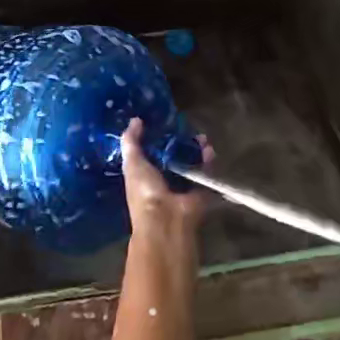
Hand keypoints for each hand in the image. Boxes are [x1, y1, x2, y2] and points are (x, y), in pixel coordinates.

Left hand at [118, 118, 209, 238]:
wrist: (166, 219)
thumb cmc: (144, 191)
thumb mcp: (132, 163)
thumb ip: (131, 141)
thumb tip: (135, 120)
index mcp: (144, 175)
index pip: (151, 153)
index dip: (157, 139)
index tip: (163, 123)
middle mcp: (163, 181)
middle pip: (173, 157)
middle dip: (180, 143)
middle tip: (185, 129)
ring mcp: (182, 187)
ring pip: (191, 163)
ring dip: (196, 150)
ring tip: (201, 137)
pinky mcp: (200, 192)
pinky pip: (205, 173)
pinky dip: (208, 161)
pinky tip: (209, 149)